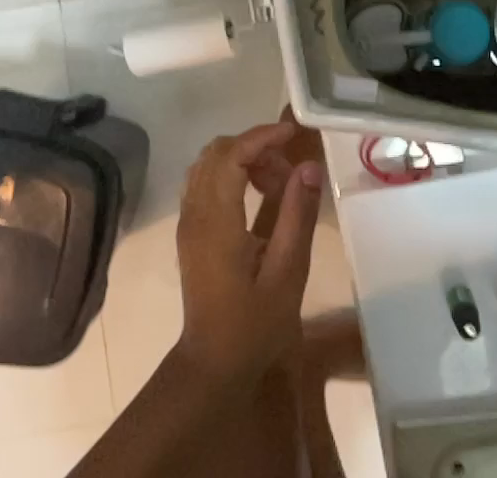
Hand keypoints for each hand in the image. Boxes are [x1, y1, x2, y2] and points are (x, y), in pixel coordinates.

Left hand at [173, 117, 324, 386]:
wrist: (214, 363)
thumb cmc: (254, 323)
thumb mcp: (287, 272)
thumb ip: (296, 215)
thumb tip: (308, 167)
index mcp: (216, 222)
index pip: (230, 156)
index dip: (261, 136)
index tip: (293, 133)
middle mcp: (194, 214)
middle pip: (216, 153)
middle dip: (255, 147)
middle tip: (290, 171)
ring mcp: (188, 222)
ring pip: (208, 164)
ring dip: (243, 159)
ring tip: (279, 184)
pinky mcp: (190, 231)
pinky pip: (205, 182)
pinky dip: (232, 174)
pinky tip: (258, 196)